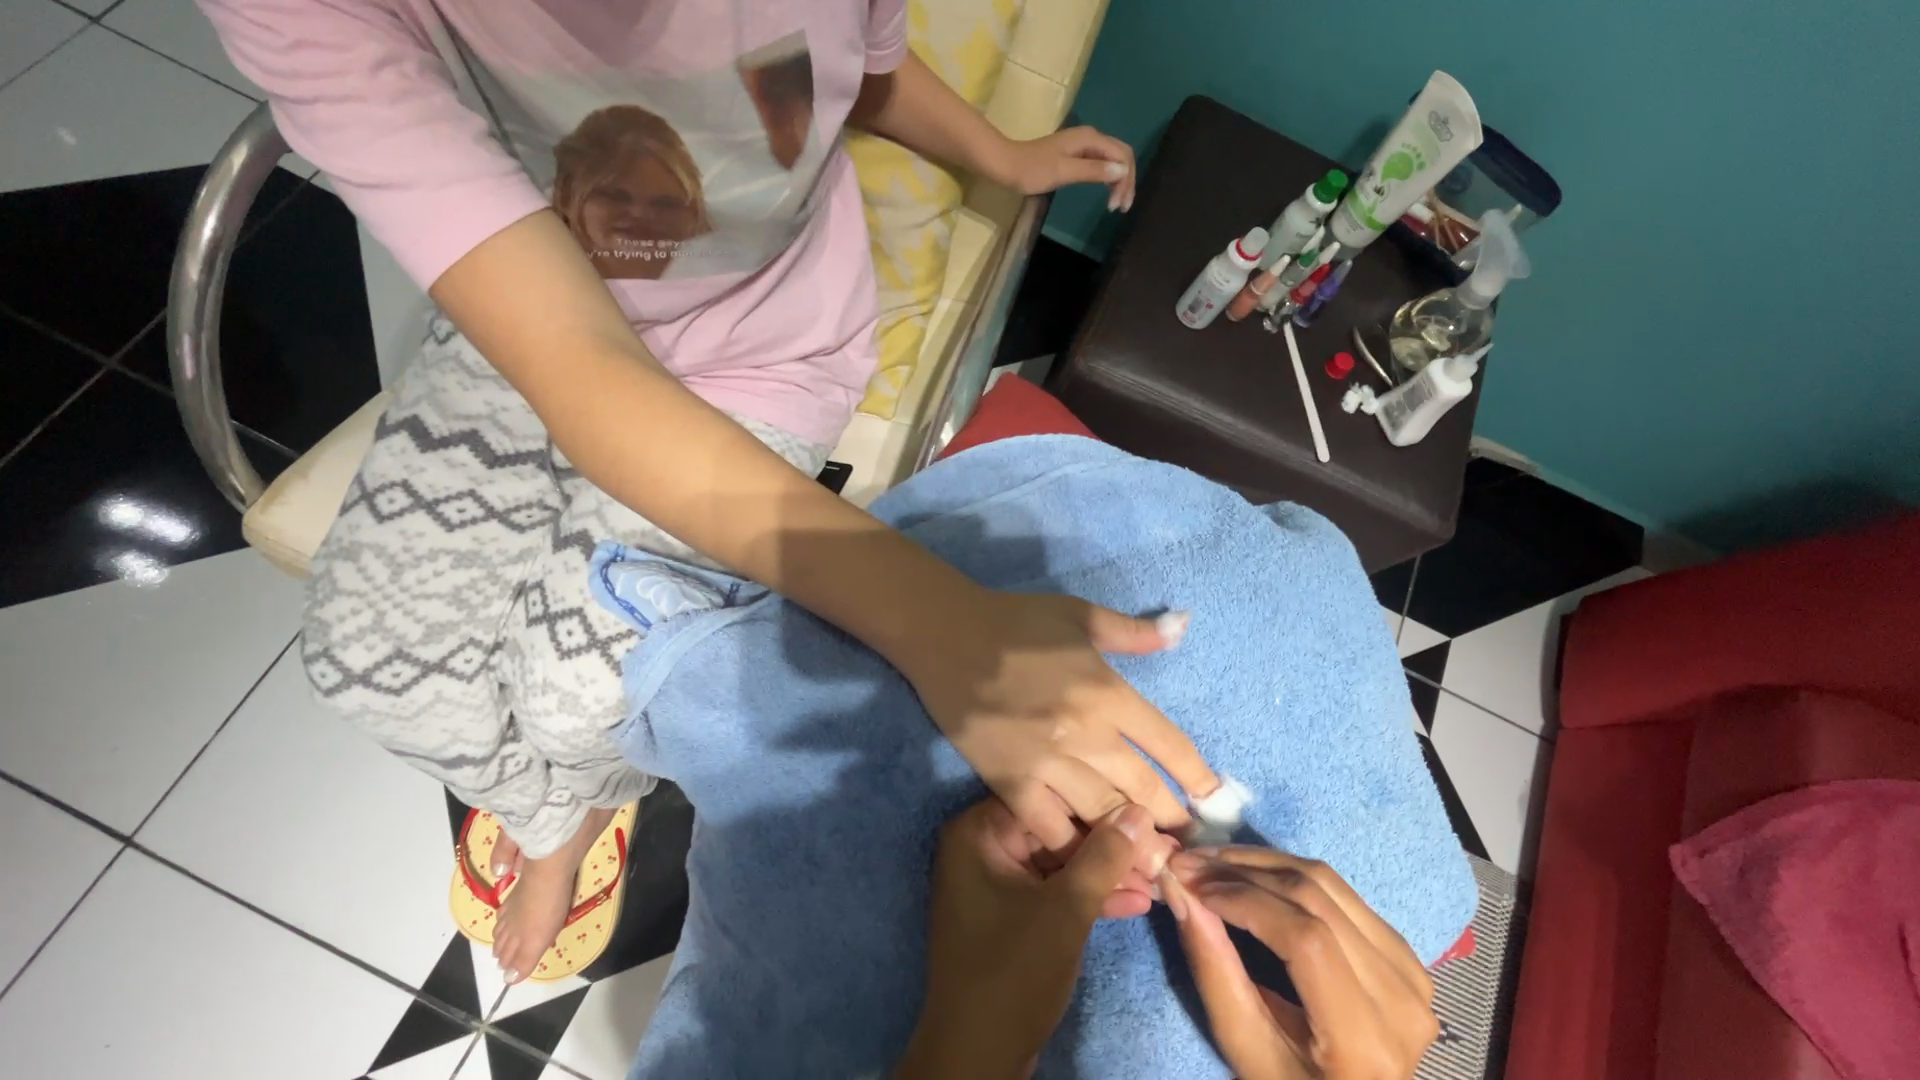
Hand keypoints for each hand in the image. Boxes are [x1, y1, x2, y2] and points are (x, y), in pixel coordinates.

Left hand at [897, 800, 1173, 1078]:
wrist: (977, 1054)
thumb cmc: (1014, 970)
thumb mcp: (1066, 909)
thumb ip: (1104, 856)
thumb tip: (1140, 811)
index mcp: (978, 831)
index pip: (1046, 796)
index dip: (1101, 802)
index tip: (1150, 810)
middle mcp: (980, 845)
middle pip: (1055, 829)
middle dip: (1109, 843)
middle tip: (1163, 846)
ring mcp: (993, 880)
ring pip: (1059, 862)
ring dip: (1106, 872)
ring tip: (1160, 875)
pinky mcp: (1008, 912)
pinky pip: (1052, 889)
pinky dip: (1088, 895)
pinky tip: (1137, 900)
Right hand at [900, 589, 1218, 852]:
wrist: (947, 635)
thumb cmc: (1016, 622)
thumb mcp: (1080, 614)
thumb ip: (1133, 631)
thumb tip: (1183, 626)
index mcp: (1107, 691)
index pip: (1169, 744)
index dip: (1198, 777)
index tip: (1214, 800)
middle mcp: (1085, 733)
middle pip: (1142, 791)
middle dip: (1172, 822)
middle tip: (1189, 846)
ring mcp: (1045, 762)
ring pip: (1102, 819)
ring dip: (1133, 846)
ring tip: (1155, 867)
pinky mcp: (1008, 781)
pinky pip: (1048, 828)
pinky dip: (1073, 849)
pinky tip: (1089, 863)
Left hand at [997, 125, 1136, 210]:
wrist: (1006, 165)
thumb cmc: (1033, 170)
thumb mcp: (1064, 172)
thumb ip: (1093, 171)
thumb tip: (1122, 170)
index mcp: (1090, 139)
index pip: (1122, 155)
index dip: (1126, 180)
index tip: (1118, 206)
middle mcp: (1090, 138)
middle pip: (1121, 155)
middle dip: (1126, 181)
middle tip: (1122, 207)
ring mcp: (1083, 146)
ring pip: (1112, 160)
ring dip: (1118, 181)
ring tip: (1115, 204)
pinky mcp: (1075, 155)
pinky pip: (1100, 163)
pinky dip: (1107, 178)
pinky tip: (1106, 192)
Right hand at [1162, 849, 1439, 1079]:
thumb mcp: (1245, 1046)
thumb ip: (1213, 967)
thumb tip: (1179, 889)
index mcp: (1366, 1041)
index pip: (1304, 938)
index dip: (1244, 899)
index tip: (1189, 883)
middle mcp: (1402, 998)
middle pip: (1315, 898)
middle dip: (1242, 871)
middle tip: (1188, 861)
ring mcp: (1413, 972)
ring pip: (1327, 882)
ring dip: (1261, 862)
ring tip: (1211, 861)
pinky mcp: (1406, 953)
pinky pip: (1341, 892)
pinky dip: (1288, 874)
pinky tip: (1250, 874)